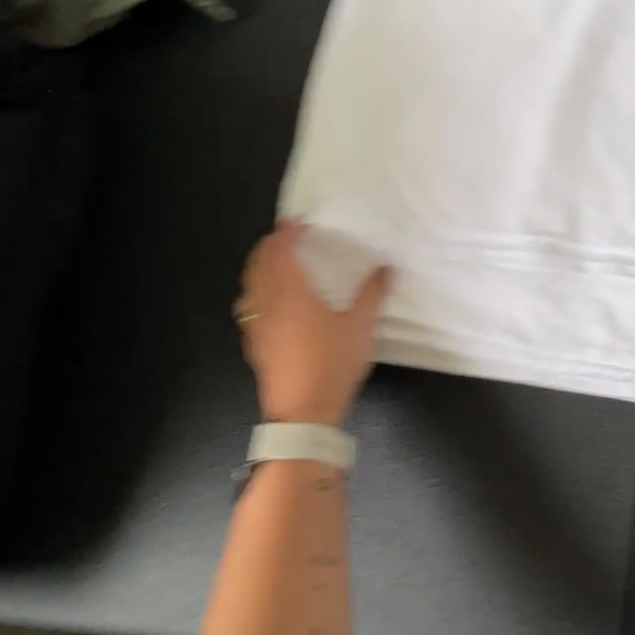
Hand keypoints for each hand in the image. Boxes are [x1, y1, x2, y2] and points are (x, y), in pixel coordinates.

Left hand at [236, 221, 390, 427]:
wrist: (303, 411)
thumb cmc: (334, 363)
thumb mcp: (362, 327)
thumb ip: (373, 294)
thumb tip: (386, 268)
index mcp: (291, 293)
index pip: (281, 251)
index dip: (287, 233)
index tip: (299, 222)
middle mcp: (266, 303)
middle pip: (258, 264)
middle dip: (269, 246)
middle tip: (287, 238)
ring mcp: (255, 325)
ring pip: (249, 285)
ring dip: (260, 268)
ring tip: (277, 265)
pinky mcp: (254, 344)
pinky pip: (249, 306)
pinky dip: (257, 291)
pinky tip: (272, 303)